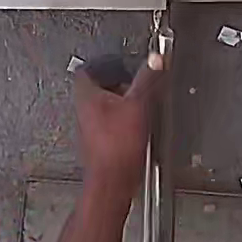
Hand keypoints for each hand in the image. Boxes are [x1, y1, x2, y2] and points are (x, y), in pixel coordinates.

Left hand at [72, 50, 165, 188]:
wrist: (113, 181)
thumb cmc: (116, 147)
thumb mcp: (138, 104)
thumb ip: (147, 79)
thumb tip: (156, 60)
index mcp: (87, 96)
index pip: (87, 69)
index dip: (105, 63)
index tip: (120, 62)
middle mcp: (85, 111)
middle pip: (98, 87)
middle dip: (117, 81)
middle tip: (134, 80)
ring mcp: (92, 128)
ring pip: (105, 105)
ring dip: (122, 101)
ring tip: (139, 101)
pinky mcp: (102, 142)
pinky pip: (111, 123)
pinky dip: (124, 119)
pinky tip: (139, 124)